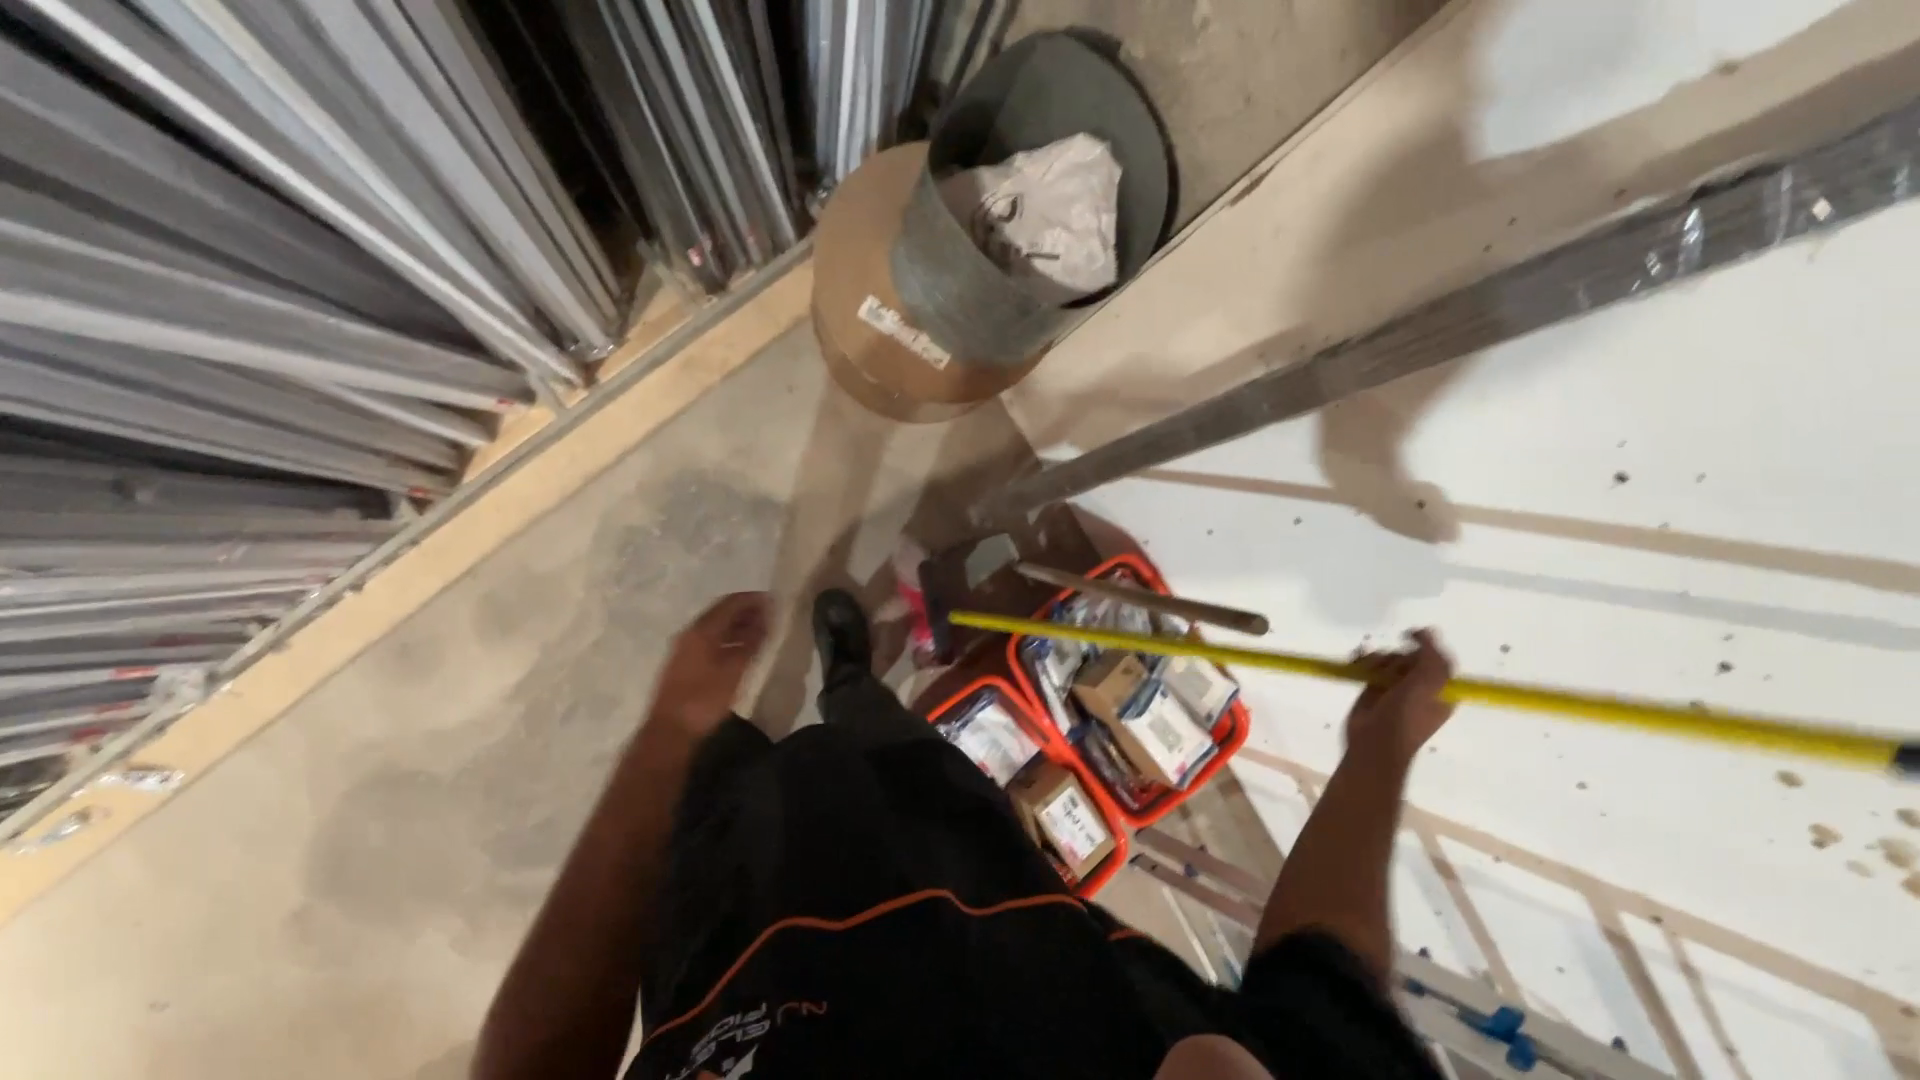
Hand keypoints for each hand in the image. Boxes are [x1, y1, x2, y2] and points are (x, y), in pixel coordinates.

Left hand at [648, 592, 771, 736]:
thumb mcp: (734, 671)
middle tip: (770, 616)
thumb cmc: (704, 700)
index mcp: (701, 631)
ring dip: (737, 625)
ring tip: (761, 632)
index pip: (730, 603)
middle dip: (746, 611)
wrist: (670, 731)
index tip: (773, 601)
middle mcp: (690, 633)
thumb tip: (765, 622)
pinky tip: (741, 649)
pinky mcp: (684, 662)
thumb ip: (751, 644)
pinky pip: (709, 639)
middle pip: (721, 612)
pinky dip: (727, 638)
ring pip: (715, 627)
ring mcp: (684, 648)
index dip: (753, 599)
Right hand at [1344, 629, 1455, 766]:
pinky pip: (1371, 666)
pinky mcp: (1373, 688)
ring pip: (1389, 658)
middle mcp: (1420, 686)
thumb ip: (1432, 657)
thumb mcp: (1427, 685)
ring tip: (1368, 669)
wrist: (1373, 743)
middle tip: (1389, 671)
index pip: (1437, 658)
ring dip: (1377, 659)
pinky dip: (1363, 661)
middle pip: (1410, 655)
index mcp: (1441, 689)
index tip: (1408, 636)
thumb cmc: (1405, 717)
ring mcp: (1396, 687)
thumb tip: (1429, 630)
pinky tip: (1355, 661)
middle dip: (1396, 657)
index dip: (1425, 645)